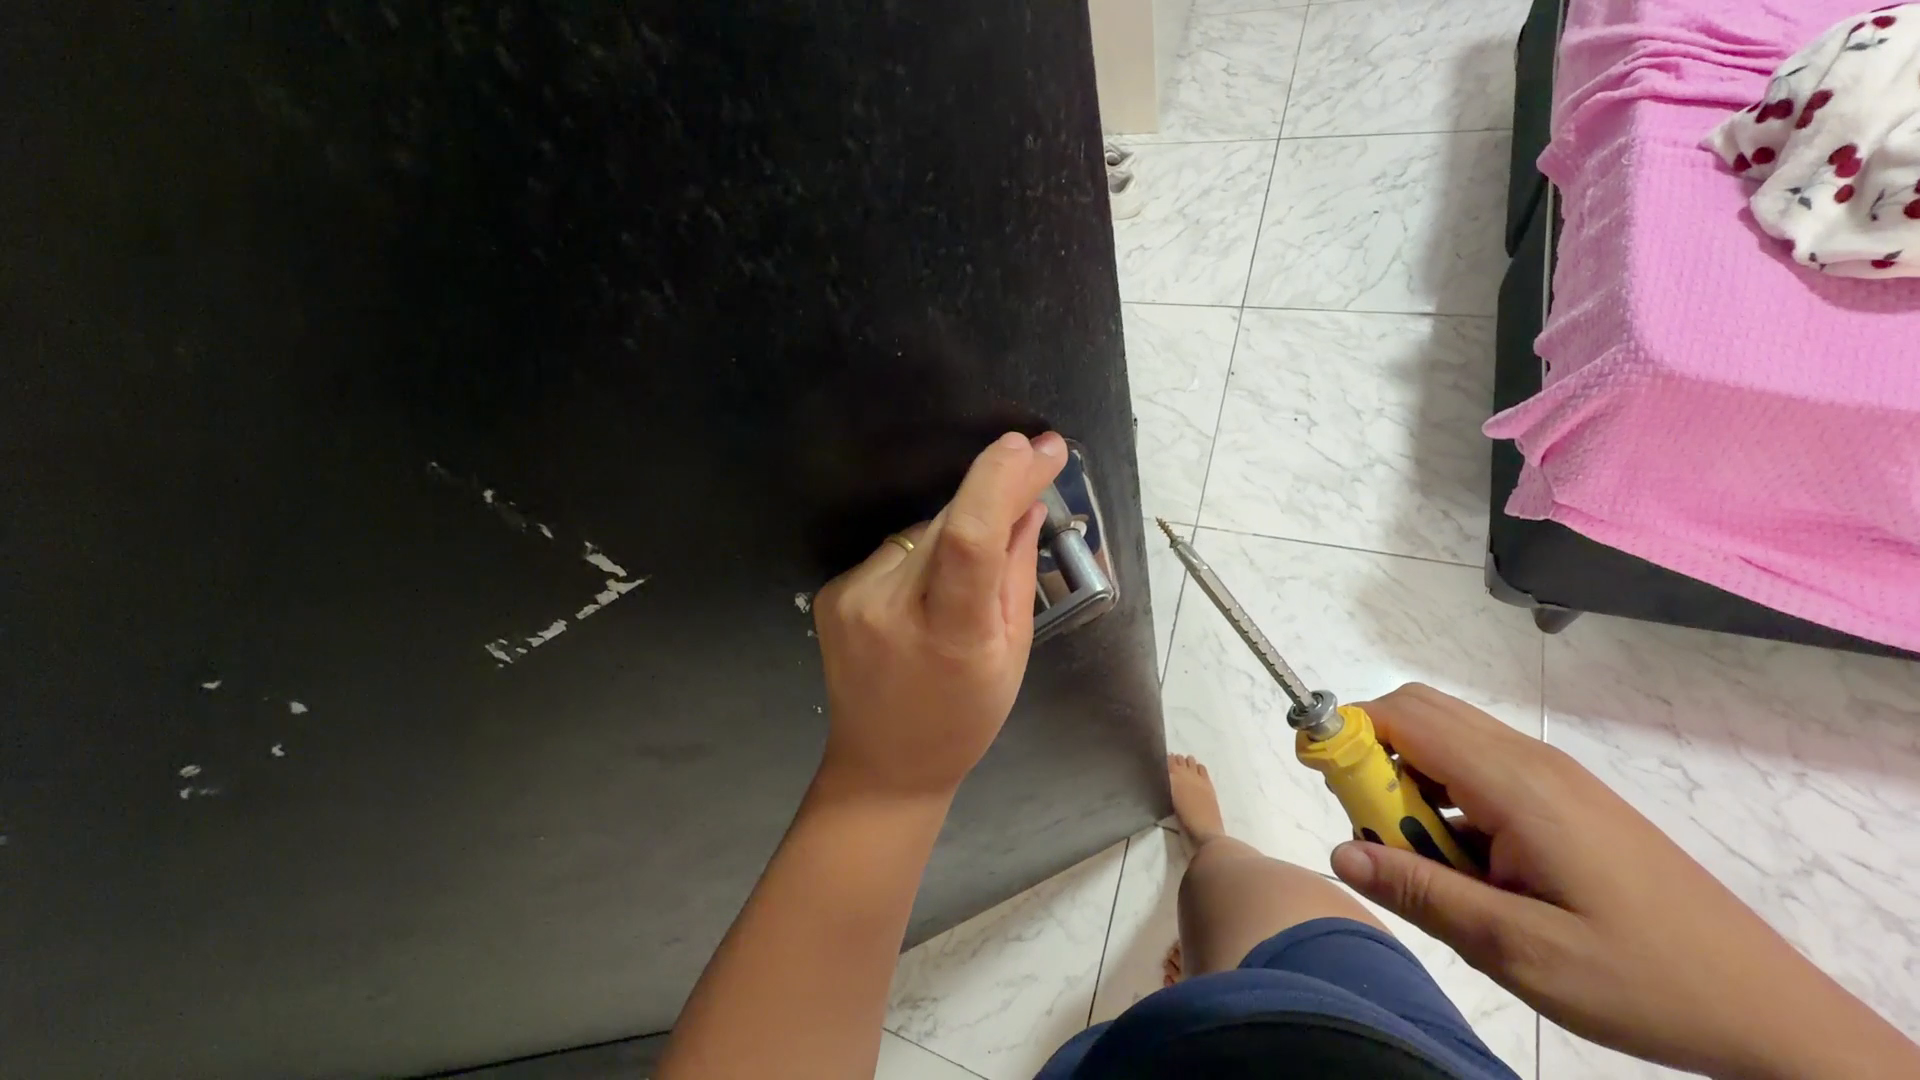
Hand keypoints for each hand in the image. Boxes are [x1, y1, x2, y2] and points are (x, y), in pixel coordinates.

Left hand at [811, 431, 1066, 799]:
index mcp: (948, 634)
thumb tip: (1028, 505)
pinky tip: (927, 590)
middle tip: (1034, 469)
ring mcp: (852, 597)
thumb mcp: (1013, 655)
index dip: (999, 483)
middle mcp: (889, 607)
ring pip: (921, 530)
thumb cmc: (963, 718)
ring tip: (967, 576)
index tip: (1035, 449)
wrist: (883, 764)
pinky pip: (895, 549)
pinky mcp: (833, 591)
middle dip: (993, 492)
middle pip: (946, 521)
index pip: (968, 539)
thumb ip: (1017, 572)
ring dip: (955, 531)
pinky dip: (922, 554)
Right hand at [1328, 683, 1919, 1079]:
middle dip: (1372, 751)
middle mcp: (1529, 760)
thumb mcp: (1517, 951)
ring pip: (1447, 734)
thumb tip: (1337, 850)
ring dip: (1407, 775)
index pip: (1403, 716)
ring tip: (1421, 854)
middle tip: (1374, 827)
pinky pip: (1478, 764)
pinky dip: (1443, 790)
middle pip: (1420, 709)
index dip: (1348, 734)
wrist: (1764, 1007)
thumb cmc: (1638, 978)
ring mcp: (1551, 775)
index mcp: (1515, 784)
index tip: (1324, 783)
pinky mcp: (1563, 796)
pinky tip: (1465, 860)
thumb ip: (1422, 894)